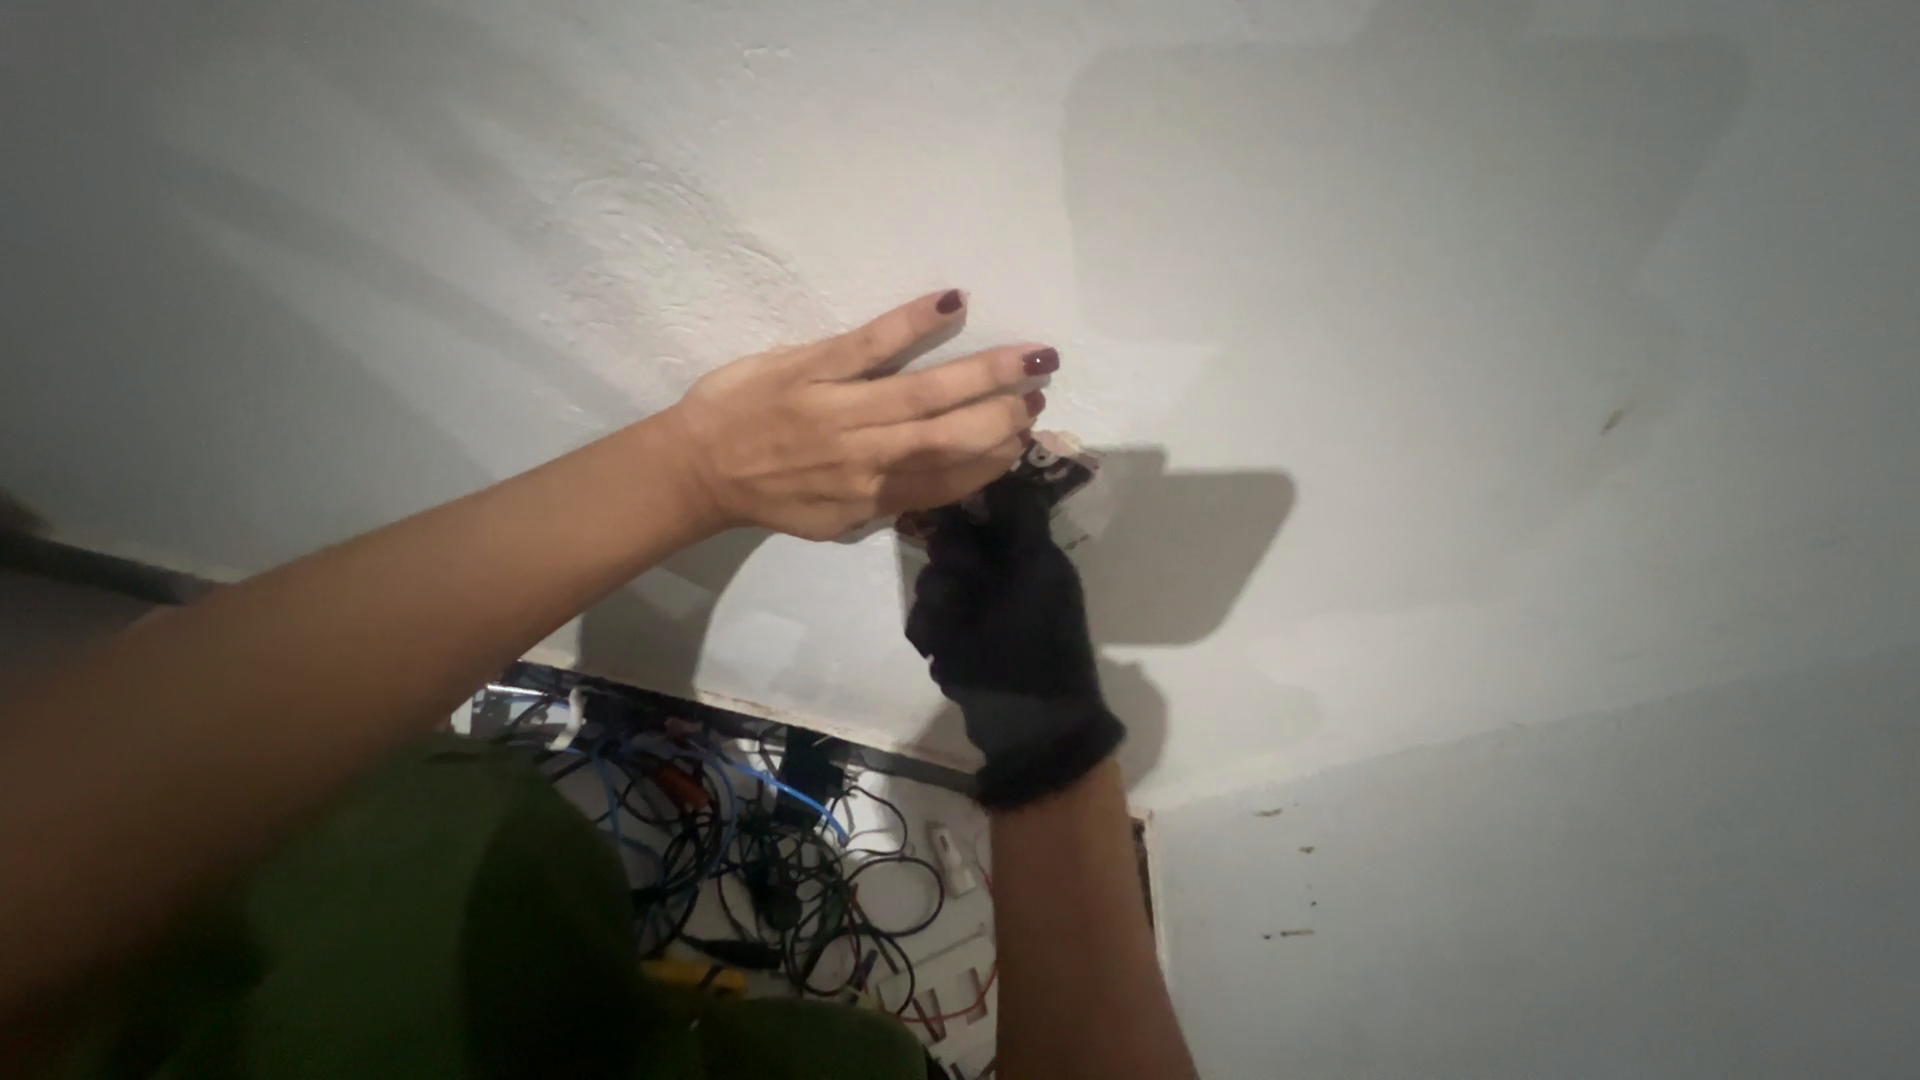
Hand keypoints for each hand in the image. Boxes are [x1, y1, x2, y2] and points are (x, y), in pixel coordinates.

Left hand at [662, 290, 1054, 539]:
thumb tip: (939, 481)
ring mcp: (840, 410)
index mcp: (871, 497)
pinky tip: (954, 301)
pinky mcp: (811, 367)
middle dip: (1002, 419)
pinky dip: (913, 323)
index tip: (1023, 441)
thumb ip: (885, 502)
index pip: (948, 480)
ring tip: (1031, 357)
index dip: (993, 461)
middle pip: (949, 438)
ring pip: (924, 393)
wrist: (697, 468)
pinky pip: (870, 344)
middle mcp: (865, 457)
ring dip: (983, 374)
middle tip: (1039, 396)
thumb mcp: (832, 520)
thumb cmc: (769, 495)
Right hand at [907, 476, 1124, 808]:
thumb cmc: (1039, 640)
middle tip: (964, 591)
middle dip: (949, 567)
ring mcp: (971, 607)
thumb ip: (1023, 519)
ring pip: (931, 580)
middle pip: (949, 544)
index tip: (947, 517)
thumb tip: (1006, 472)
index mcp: (1027, 554)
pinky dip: (931, 633)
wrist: (1027, 721)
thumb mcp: (1039, 571)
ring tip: (955, 633)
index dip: (965, 510)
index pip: (987, 510)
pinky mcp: (949, 637)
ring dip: (939, 606)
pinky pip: (922, 617)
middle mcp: (998, 573)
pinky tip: (945, 651)